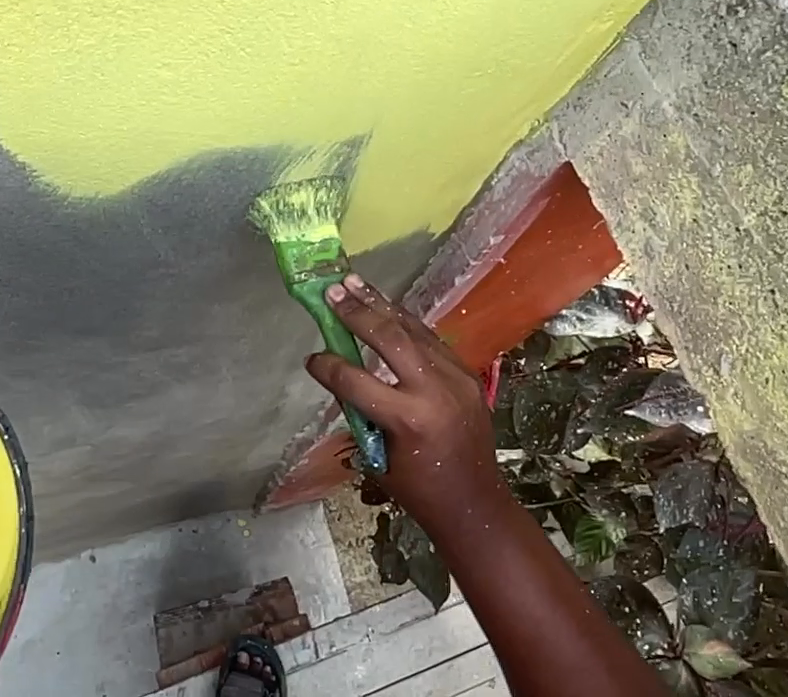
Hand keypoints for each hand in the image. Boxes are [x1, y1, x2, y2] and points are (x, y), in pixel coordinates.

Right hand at [304, 272, 505, 533]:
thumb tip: (340, 372)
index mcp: (408, 419)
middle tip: (332, 292)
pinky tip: (386, 308)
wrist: (475, 504)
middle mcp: (434, 391)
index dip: (327, 366)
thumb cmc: (419, 491)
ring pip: (413, 330)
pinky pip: (430, 339)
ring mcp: (455, 378)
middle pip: (389, 338)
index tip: (311, 359)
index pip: (354, 380)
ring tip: (355, 284)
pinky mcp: (467, 373)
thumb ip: (360, 411)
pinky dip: (405, 323)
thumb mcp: (378, 455)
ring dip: (381, 305)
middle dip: (357, 313)